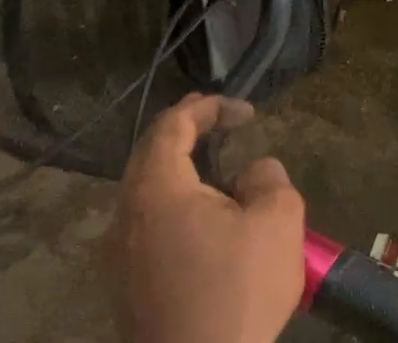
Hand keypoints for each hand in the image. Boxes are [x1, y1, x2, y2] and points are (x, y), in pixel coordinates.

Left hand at [113, 93, 306, 342]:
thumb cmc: (238, 290)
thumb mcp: (278, 219)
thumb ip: (268, 178)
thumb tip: (251, 173)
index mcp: (157, 193)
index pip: (171, 127)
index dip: (207, 107)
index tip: (246, 112)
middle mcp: (126, 218)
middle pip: (148, 156)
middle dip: (186, 130)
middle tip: (222, 120)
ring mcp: (119, 256)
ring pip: (144, 192)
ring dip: (179, 169)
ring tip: (218, 166)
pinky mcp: (127, 285)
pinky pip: (147, 223)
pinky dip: (175, 201)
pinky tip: (207, 215)